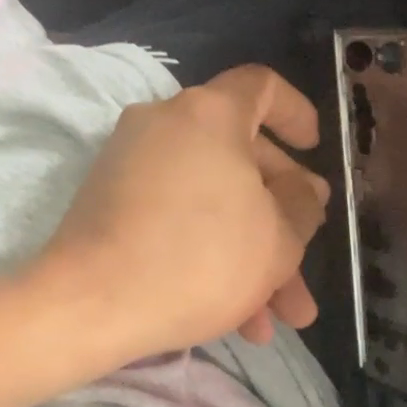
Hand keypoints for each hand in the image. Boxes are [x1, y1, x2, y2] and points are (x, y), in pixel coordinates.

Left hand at [24, 65, 329, 364]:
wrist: (92, 301)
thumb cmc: (199, 258)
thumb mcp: (278, 237)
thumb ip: (301, 204)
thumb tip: (298, 187)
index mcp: (207, 113)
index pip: (260, 86)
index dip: (295, 111)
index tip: (314, 150)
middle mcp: (161, 124)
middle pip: (237, 155)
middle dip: (281, 218)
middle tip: (305, 265)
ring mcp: (127, 161)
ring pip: (206, 197)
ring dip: (248, 253)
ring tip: (279, 319)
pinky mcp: (106, 200)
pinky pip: (170, 214)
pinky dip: (204, 253)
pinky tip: (237, 320)